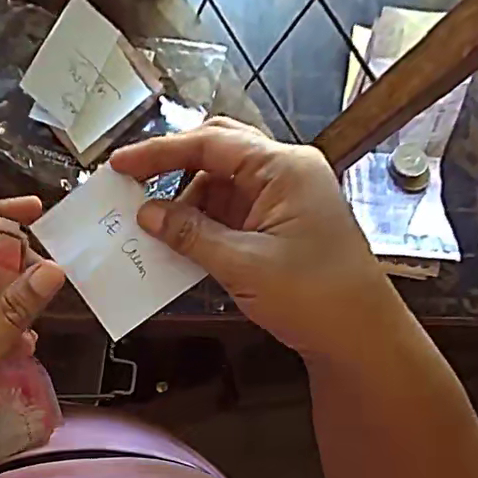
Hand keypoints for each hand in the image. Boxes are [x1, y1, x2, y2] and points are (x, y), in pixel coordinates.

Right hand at [108, 118, 405, 360]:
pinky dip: (198, 225)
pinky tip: (175, 242)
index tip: (120, 163)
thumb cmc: (313, 294)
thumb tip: (147, 214)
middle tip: (131, 183)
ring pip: (218, 186)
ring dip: (183, 203)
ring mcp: (279, 201)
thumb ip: (190, 235)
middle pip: (216, 153)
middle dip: (171, 167)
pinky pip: (226, 215)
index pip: (211, 144)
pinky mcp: (273, 226)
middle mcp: (282, 174)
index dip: (159, 152)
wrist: (356, 334)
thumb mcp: (242, 264)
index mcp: (283, 169)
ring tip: (149, 226)